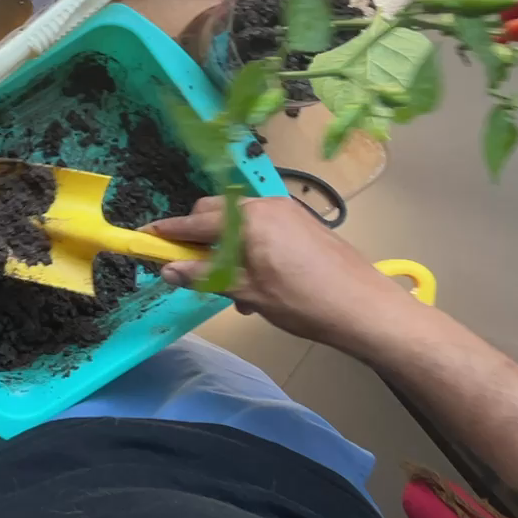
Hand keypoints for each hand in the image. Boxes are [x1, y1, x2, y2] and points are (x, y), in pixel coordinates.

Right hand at [144, 196, 424, 352]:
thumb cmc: (305, 302)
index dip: (167, 232)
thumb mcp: (248, 292)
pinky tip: (257, 278)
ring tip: (230, 282)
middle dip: (196, 236)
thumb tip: (166, 270)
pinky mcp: (303, 223)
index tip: (144, 238)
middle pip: (214, 212)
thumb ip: (204, 275)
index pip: (194, 221)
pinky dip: (247, 245)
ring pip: (237, 221)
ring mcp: (287, 212)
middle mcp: (264, 205)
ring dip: (224, 244)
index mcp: (248, 218)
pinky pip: (260, 226)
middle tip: (190, 266)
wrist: (373, 312)